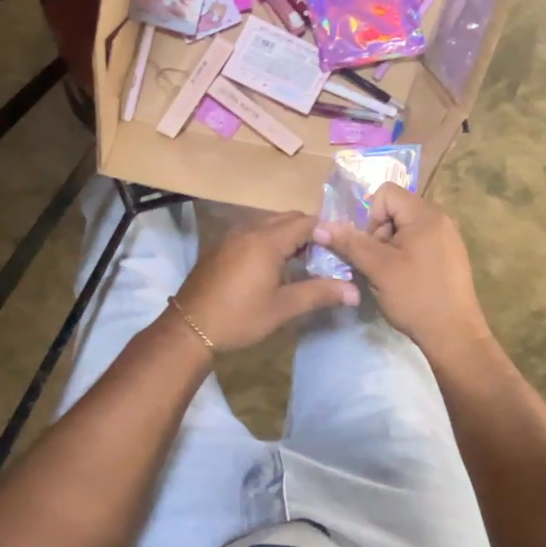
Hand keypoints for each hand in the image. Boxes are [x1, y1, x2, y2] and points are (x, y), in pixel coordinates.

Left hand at [171, 212, 358, 351]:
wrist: (189, 328)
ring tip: (302, 260)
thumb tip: (355, 292)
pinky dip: (269, 240)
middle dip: (308, 231)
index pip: (305, 222)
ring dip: (287, 235)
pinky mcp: (221, 246)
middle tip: (325, 255)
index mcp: (266, 240)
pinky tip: (273, 265)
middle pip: (287, 218)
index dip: (326, 231)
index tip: (341, 248)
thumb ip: (319, 293)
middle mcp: (249, 229)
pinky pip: (252, 232)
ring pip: (268, 223)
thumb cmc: (240, 317)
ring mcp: (231, 236)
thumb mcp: (283, 308)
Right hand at [310, 185, 492, 353]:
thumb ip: (349, 243)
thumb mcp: (377, 268)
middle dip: (379, 234)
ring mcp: (448, 238)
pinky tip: (406, 282)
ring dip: (390, 248)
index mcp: (426, 215)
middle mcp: (441, 219)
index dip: (371, 217)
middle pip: (395, 210)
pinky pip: (419, 243)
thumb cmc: (415, 297)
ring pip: (405, 229)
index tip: (373, 248)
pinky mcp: (450, 256)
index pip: (386, 193)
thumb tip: (320, 225)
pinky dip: (405, 256)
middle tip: (380, 265)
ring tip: (391, 276)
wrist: (454, 336)